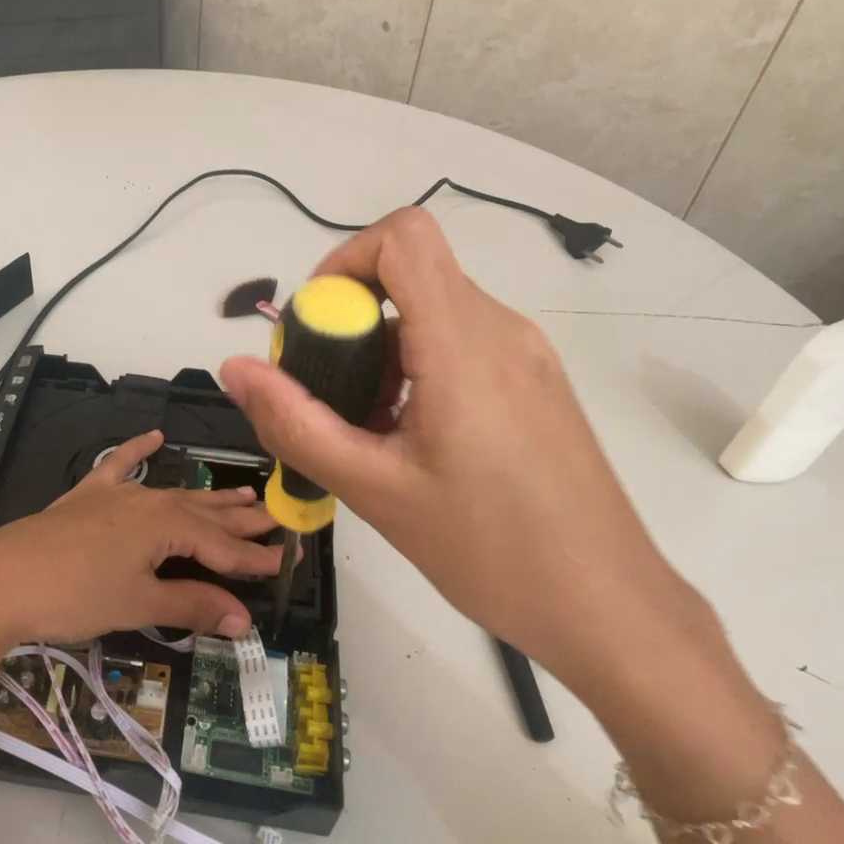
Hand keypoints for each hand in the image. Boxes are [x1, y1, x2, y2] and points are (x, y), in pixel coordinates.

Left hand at [0, 430, 284, 646]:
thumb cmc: (73, 595)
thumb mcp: (138, 603)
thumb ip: (192, 604)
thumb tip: (244, 618)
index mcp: (164, 525)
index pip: (221, 544)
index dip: (253, 556)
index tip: (285, 561)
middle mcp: (146, 501)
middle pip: (203, 512)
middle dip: (241, 520)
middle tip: (276, 520)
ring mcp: (114, 495)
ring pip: (172, 493)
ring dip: (206, 498)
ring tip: (243, 493)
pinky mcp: (85, 498)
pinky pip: (118, 467)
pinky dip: (136, 451)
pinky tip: (152, 436)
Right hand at [219, 208, 693, 677]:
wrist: (609, 607)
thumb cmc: (490, 550)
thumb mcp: (374, 490)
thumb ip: (296, 422)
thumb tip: (234, 367)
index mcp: (463, 343)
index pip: (402, 237)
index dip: (343, 263)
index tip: (314, 332)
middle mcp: (502, 330)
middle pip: (410, 276)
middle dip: (350, 323)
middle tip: (327, 399)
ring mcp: (527, 356)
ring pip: (434, 314)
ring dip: (382, 354)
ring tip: (367, 433)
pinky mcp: (537, 384)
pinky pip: (463, 345)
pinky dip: (418, 370)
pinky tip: (410, 441)